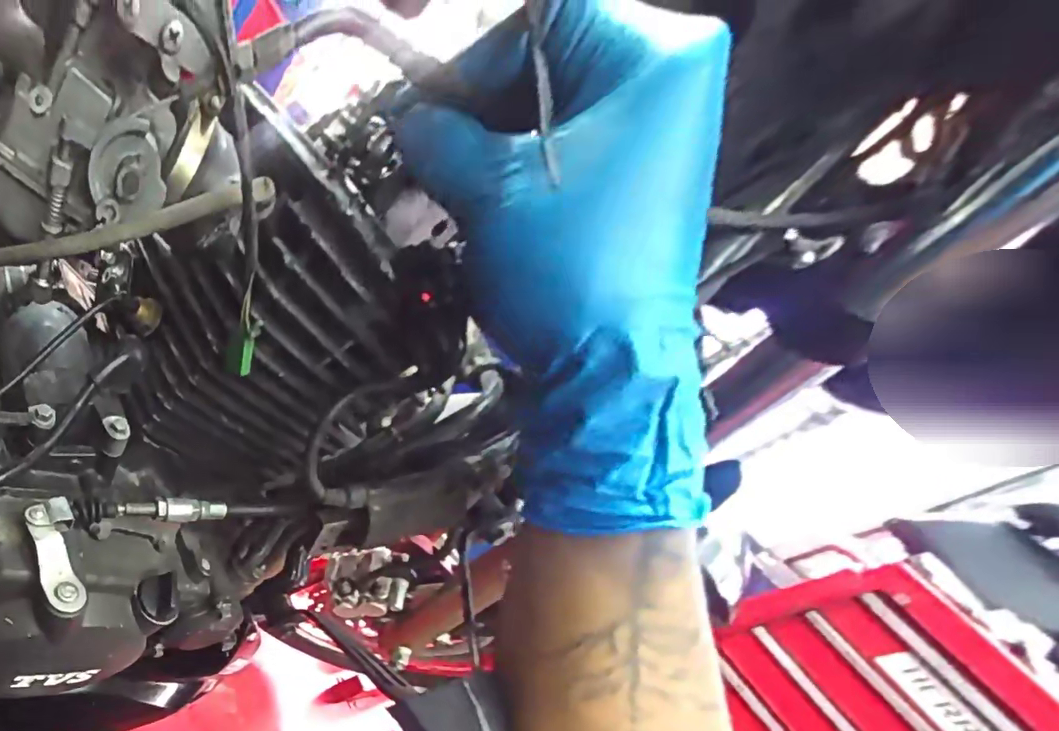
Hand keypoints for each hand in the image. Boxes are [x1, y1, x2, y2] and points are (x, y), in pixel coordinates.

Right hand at [394, 0, 729, 533]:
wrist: (606, 367)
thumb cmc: (565, 268)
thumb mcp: (492, 194)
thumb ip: (441, 140)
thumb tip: (402, 116)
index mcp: (653, 57)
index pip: (545, 15)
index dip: (467, 60)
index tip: (414, 109)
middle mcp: (655, 85)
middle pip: (536, 67)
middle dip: (460, 118)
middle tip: (406, 156)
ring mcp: (635, 140)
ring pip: (530, 121)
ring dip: (465, 158)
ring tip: (413, 200)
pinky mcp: (610, 187)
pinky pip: (540, 162)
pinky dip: (490, 183)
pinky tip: (446, 211)